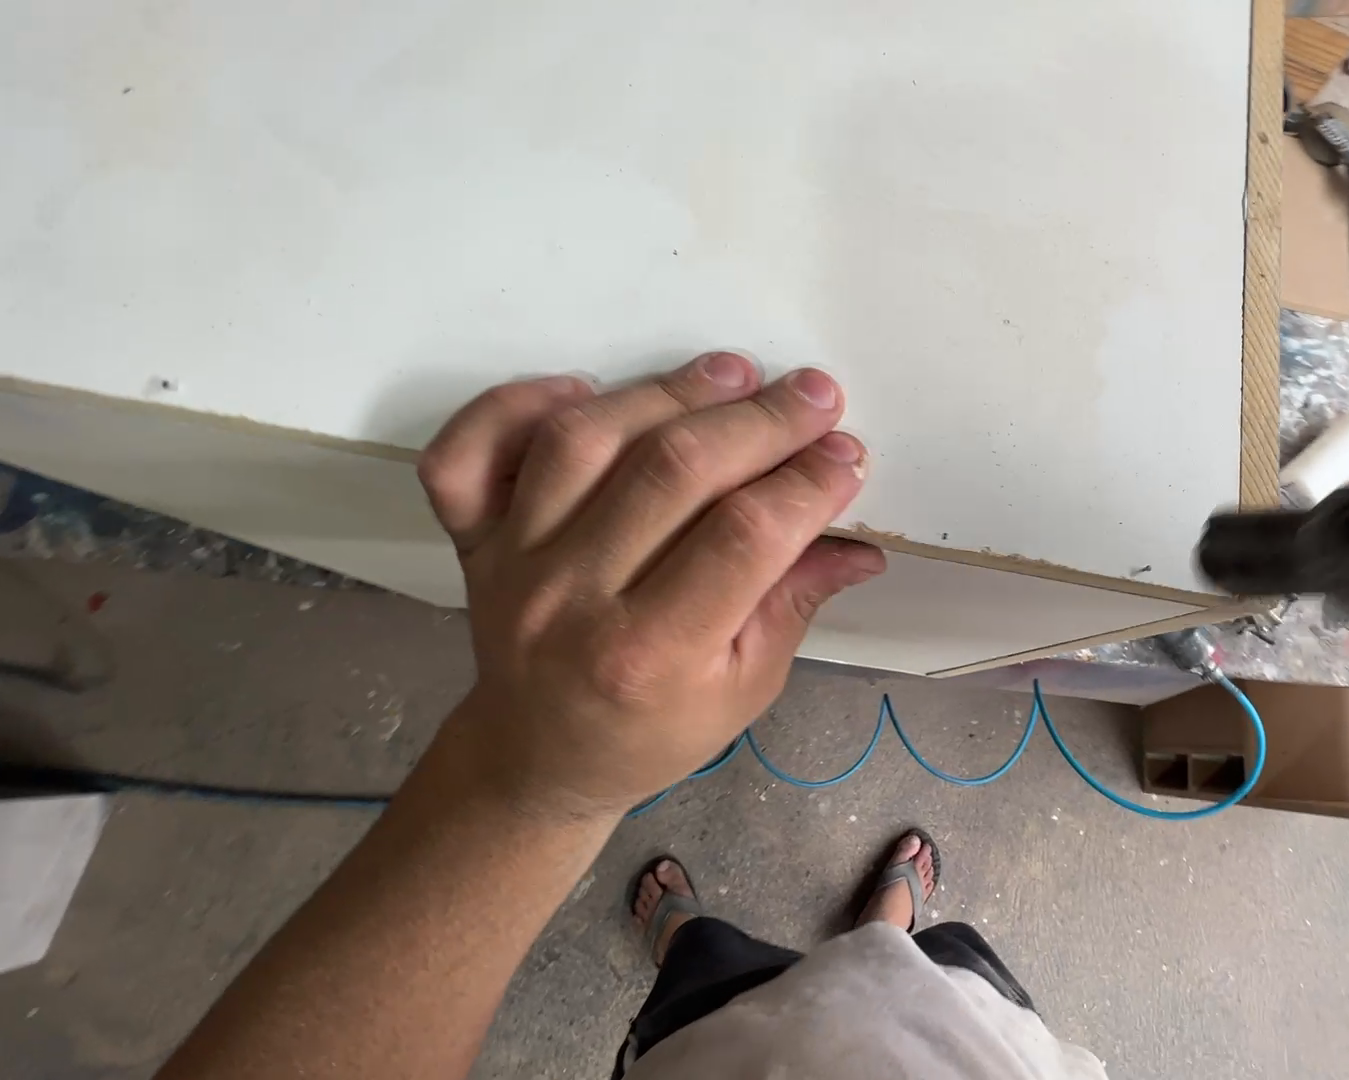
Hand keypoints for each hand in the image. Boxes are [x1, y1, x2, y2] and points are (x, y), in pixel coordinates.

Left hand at [414, 353, 886, 822]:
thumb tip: (862, 546)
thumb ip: (796, 603)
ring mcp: (512, 561)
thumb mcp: (747, 686)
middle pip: (676, 471)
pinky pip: (468, 452)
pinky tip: (586, 389)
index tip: (848, 453)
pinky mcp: (472, 540)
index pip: (746, 537)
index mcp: (653, 654)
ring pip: (587, 441)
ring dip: (669, 392)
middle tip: (816, 394)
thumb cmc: (658, 731)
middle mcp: (573, 598)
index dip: (807, 483)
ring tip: (733, 372)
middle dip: (762, 423)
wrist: (540, 757)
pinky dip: (514, 401)